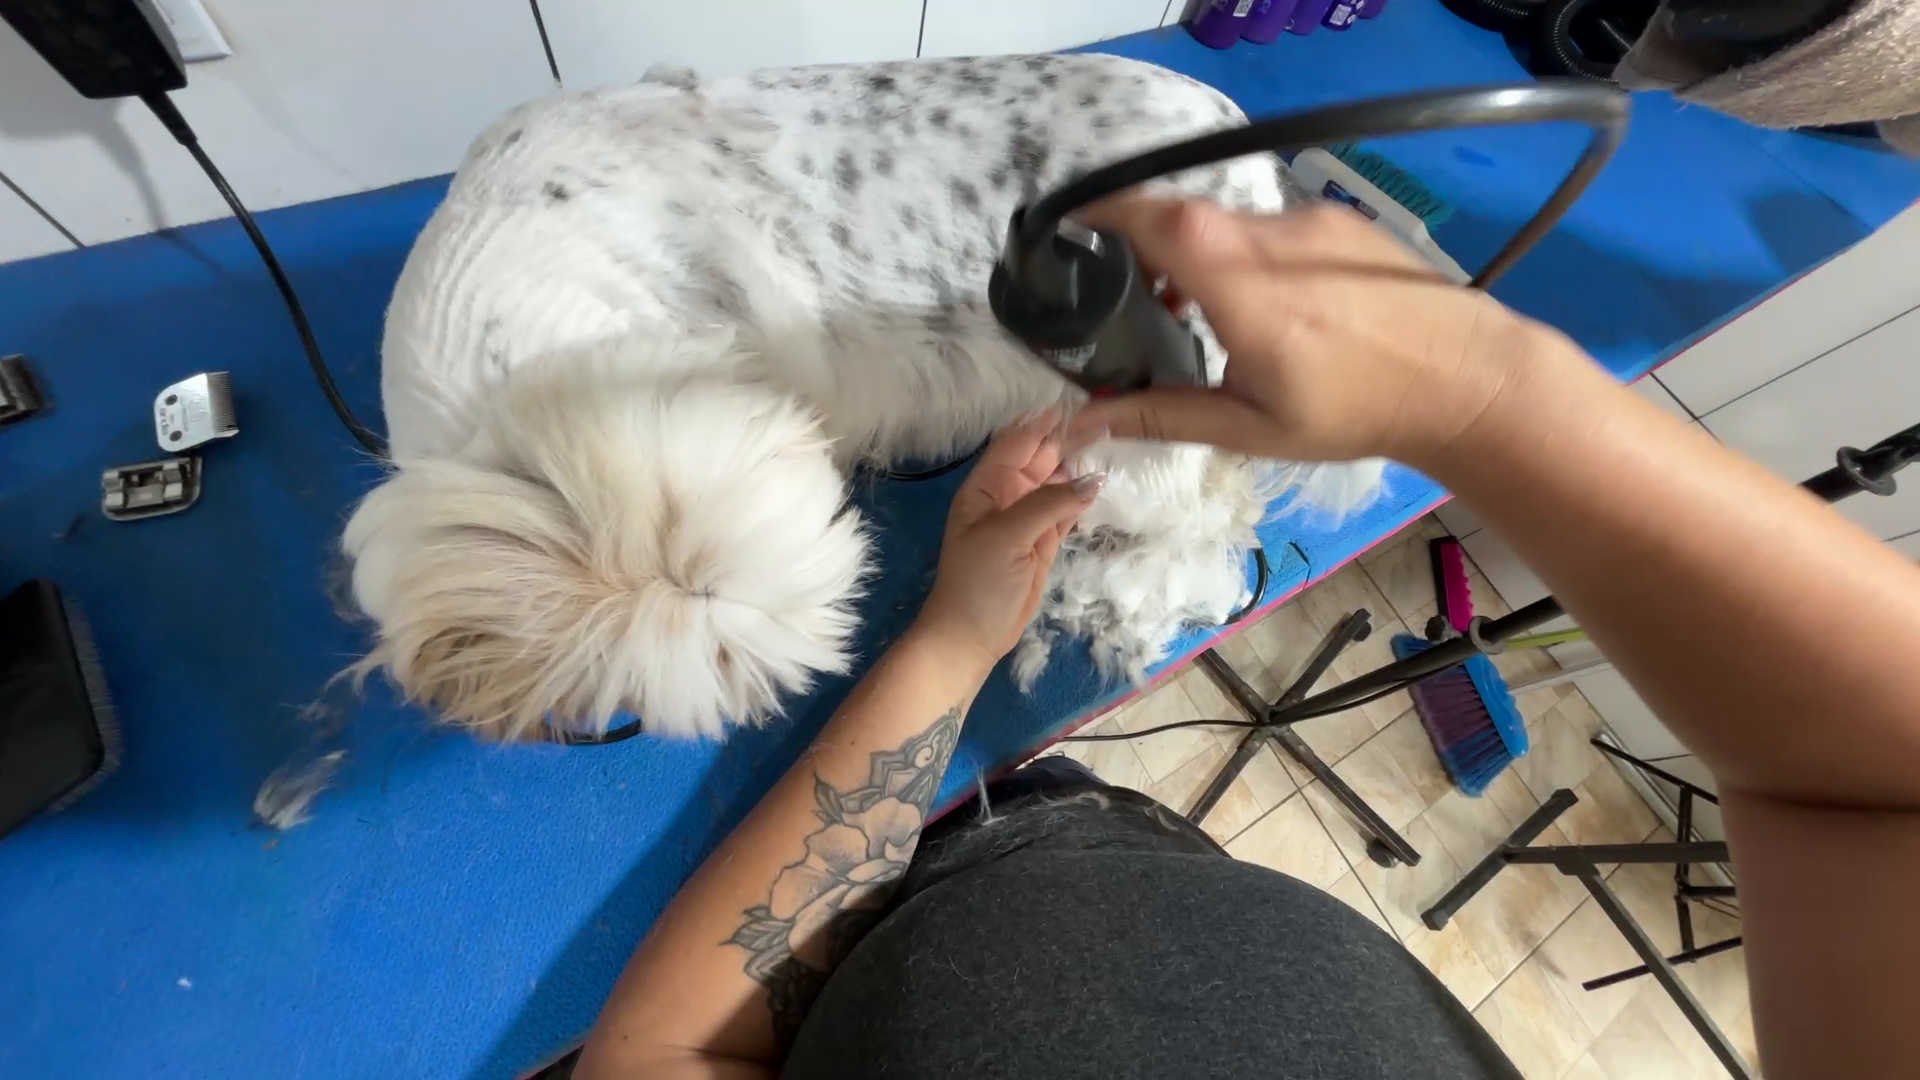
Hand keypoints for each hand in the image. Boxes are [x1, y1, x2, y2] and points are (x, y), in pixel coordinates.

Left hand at [915, 413, 1102, 671]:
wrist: (971, 636)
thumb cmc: (978, 582)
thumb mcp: (1007, 536)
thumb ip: (1048, 504)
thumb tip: (1094, 479)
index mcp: (985, 487)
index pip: (1016, 443)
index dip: (1043, 423)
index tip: (1077, 406)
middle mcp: (1005, 496)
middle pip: (1039, 459)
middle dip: (1067, 440)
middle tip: (1106, 422)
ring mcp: (1026, 519)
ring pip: (1056, 483)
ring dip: (1078, 467)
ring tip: (1111, 444)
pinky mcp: (1043, 541)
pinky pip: (1065, 510)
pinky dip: (1081, 498)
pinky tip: (1102, 482)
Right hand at [1069, 197, 1553, 466]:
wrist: (1468, 379)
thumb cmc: (1353, 413)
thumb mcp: (1249, 428)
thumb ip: (1162, 416)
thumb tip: (1085, 423)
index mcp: (1250, 294)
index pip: (1167, 224)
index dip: (1111, 211)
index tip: (1072, 223)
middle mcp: (1278, 240)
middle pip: (1188, 217)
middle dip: (1142, 243)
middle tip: (1125, 289)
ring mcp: (1313, 222)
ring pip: (1226, 221)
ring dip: (1192, 254)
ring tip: (1189, 305)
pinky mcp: (1337, 219)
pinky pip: (1264, 224)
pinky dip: (1234, 252)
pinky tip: (1250, 298)